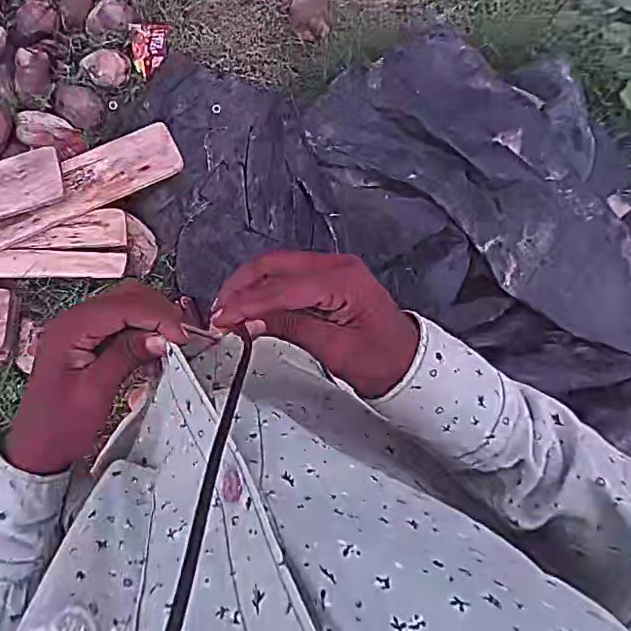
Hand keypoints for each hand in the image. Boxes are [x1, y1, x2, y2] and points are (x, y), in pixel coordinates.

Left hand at [5, 281, 189, 474]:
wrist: (37, 446)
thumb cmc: (57, 425)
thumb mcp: (95, 392)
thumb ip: (125, 357)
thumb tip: (157, 337)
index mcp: (70, 328)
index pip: (122, 305)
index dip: (157, 315)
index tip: (180, 335)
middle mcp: (72, 321)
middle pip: (124, 297)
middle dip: (157, 312)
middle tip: (180, 338)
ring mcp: (78, 329)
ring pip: (124, 306)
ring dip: (151, 319)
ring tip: (170, 343)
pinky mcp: (86, 340)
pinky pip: (118, 323)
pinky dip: (140, 330)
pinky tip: (152, 347)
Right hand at [209, 252, 418, 398]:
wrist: (410, 365)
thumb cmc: (383, 360)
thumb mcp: (332, 348)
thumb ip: (287, 326)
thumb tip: (248, 320)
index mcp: (343, 280)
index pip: (280, 287)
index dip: (245, 302)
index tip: (223, 318)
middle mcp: (336, 265)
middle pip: (271, 265)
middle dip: (239, 287)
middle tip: (220, 312)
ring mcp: (330, 268)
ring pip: (273, 267)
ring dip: (246, 286)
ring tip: (229, 310)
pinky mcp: (324, 277)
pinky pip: (283, 275)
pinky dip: (261, 288)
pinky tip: (248, 305)